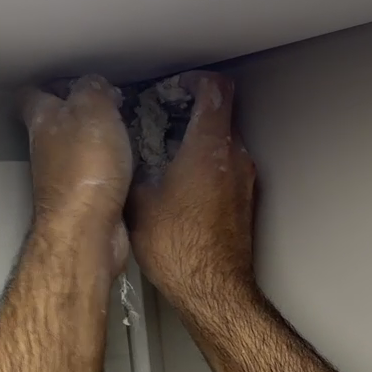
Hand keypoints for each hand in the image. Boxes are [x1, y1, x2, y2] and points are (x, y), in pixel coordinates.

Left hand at [19, 75, 132, 267]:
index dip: (47, 83)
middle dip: (79, 111)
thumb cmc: (86, 164)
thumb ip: (92, 89)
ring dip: (98, 139)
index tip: (72, 79)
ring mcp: (62, 178)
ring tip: (128, 128)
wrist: (88, 230)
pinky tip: (133, 162)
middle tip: (111, 102)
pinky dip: (111, 167)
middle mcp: (46, 149)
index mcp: (43, 120)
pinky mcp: (83, 201)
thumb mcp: (93, 110)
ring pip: (77, 149)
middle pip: (55, 122)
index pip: (31, 94)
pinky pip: (96, 175)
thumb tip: (94, 83)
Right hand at [128, 72, 258, 309]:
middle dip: (193, 110)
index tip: (176, 86)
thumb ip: (135, 169)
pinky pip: (228, 167)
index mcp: (209, 148)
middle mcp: (235, 157)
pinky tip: (182, 183)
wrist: (213, 292)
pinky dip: (208, 163)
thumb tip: (126, 158)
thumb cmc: (178, 248)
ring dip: (200, 139)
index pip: (216, 89)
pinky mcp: (245, 201)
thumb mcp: (139, 203)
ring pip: (226, 142)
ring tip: (167, 153)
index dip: (196, 79)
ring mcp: (245, 180)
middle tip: (162, 119)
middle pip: (222, 113)